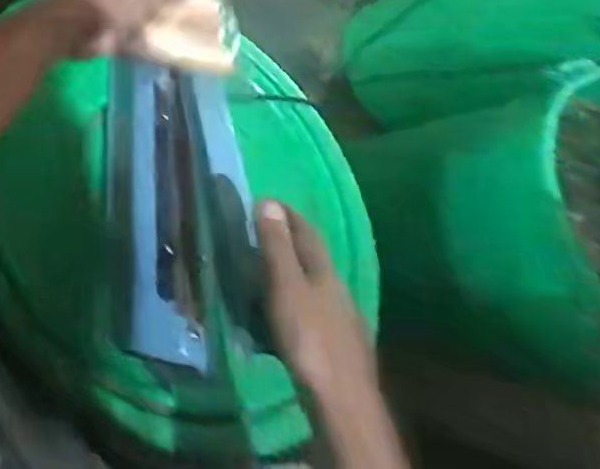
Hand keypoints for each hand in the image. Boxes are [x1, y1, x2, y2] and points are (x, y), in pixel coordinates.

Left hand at [57, 0, 213, 60]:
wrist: (72, 31)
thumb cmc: (106, 4)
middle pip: (144, 1)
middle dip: (166, 9)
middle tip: (197, 19)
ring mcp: (107, 18)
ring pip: (139, 23)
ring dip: (159, 30)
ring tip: (190, 38)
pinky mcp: (106, 41)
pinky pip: (133, 45)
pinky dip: (150, 49)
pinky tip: (173, 56)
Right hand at [259, 200, 375, 395]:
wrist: (342, 401)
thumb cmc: (309, 336)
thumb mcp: (285, 285)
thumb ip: (277, 246)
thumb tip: (269, 201)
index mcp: (326, 273)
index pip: (307, 232)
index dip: (287, 213)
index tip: (264, 198)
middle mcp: (338, 290)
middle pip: (312, 256)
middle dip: (288, 239)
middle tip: (257, 229)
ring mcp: (340, 318)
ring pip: (311, 282)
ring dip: (289, 269)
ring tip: (260, 266)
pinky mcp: (335, 343)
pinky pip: (309, 306)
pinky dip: (291, 296)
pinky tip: (279, 308)